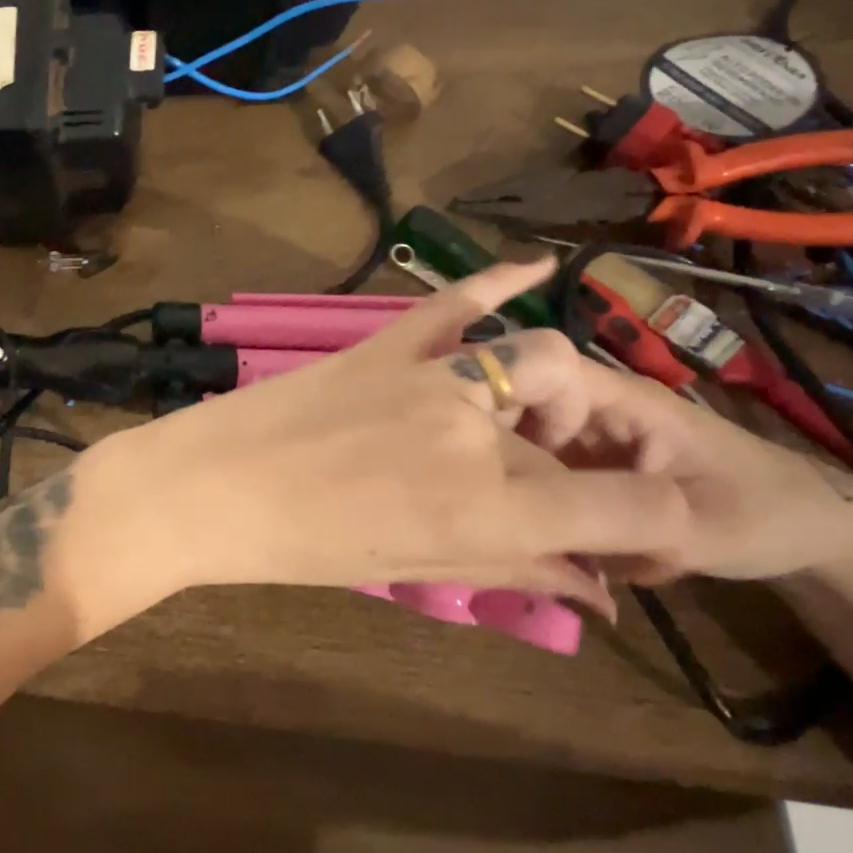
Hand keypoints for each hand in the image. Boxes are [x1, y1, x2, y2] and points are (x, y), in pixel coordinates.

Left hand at [83, 259, 692, 616]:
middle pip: (573, 448)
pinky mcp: (377, 346)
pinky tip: (537, 267)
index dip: (658, 527)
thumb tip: (593, 585)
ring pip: (540, 365)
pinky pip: (449, 304)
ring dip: (551, 399)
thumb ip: (508, 567)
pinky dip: (494, 283)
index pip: (641, 509)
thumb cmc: (289, 548)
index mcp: (488, 508)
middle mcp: (475, 434)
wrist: (195, 488)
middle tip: (518, 503)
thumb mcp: (407, 569)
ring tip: (515, 428)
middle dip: (569, 483)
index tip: (633, 537)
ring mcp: (426, 376)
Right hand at [492, 323, 852, 582]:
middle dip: (482, 441)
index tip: (469, 442)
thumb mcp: (700, 530)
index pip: (539, 371)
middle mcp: (587, 410)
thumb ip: (621, 528)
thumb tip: (535, 537)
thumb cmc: (766, 515)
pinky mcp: (575, 464)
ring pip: (514, 440)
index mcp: (620, 401)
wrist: (810, 531)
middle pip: (511, 405)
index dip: (497, 393)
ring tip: (470, 508)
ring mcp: (578, 437)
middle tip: (458, 487)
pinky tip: (500, 521)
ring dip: (494, 470)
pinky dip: (515, 491)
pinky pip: (530, 468)